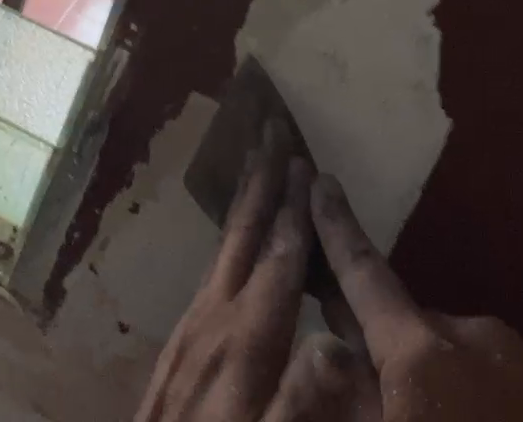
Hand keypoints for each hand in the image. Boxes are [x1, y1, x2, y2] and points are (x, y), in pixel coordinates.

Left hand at [134, 122, 358, 421]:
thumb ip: (300, 398)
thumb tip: (339, 344)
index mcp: (245, 336)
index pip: (278, 260)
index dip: (294, 210)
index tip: (303, 162)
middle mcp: (214, 313)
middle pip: (242, 232)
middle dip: (260, 179)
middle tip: (269, 128)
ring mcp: (193, 321)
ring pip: (223, 244)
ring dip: (243, 200)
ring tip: (256, 166)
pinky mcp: (182, 334)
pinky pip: (212, 266)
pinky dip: (230, 235)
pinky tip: (237, 238)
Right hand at [309, 176, 522, 421]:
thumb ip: (356, 394)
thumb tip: (335, 342)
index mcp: (421, 351)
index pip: (363, 272)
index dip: (335, 226)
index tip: (320, 179)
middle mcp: (473, 336)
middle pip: (410, 325)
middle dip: (392, 348)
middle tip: (387, 392)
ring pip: (458, 351)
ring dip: (443, 374)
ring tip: (448, 418)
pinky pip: (505, 372)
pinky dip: (486, 391)